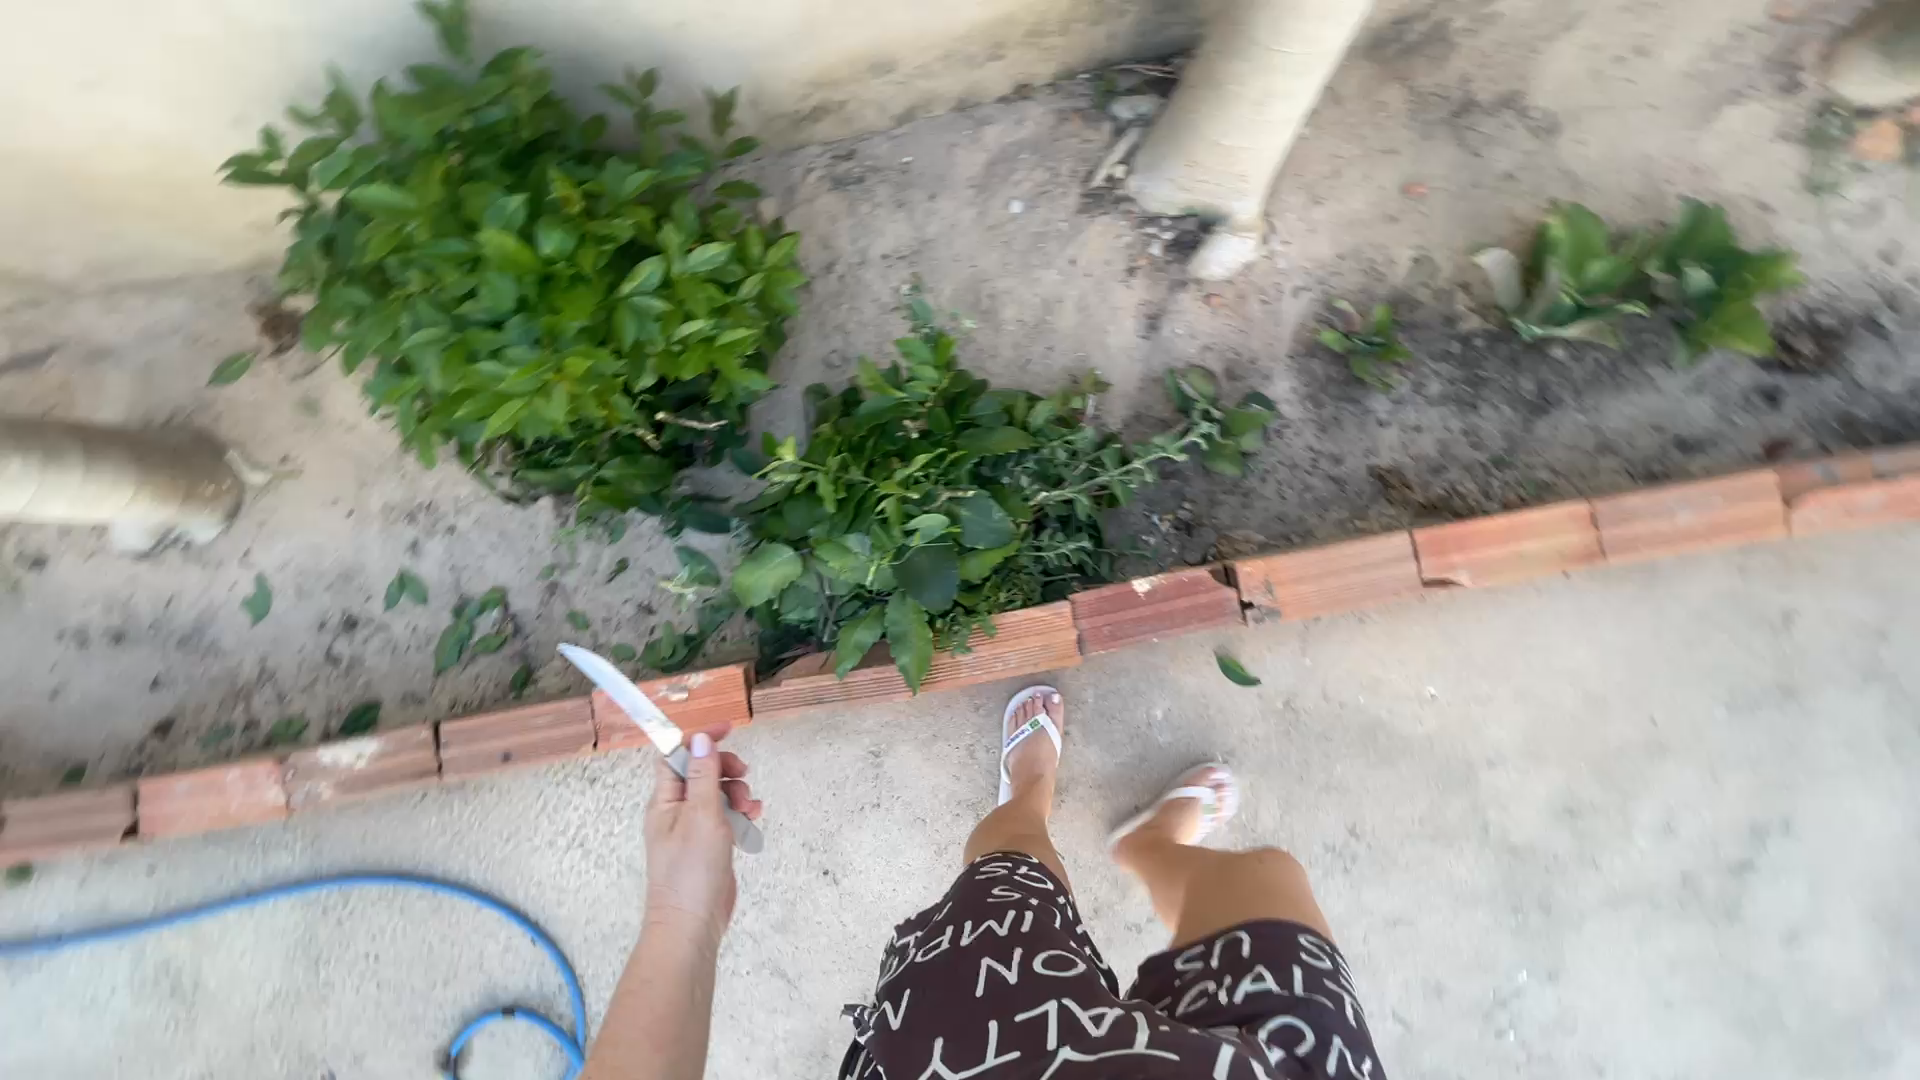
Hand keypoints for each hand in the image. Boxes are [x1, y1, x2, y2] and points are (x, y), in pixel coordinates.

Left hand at [642, 727, 762, 946]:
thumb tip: (700, 738)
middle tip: (743, 774)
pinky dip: (740, 812)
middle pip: (700, 771)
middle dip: (725, 767)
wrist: (692, 924)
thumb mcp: (701, 815)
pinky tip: (753, 819)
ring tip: (750, 806)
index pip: (676, 755)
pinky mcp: (709, 844)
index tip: (729, 729)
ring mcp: (693, 828)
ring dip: (737, 791)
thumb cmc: (692, 868)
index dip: (699, 738)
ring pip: (717, 792)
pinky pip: (726, 815)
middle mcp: (676, 810)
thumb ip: (703, 776)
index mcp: (665, 800)